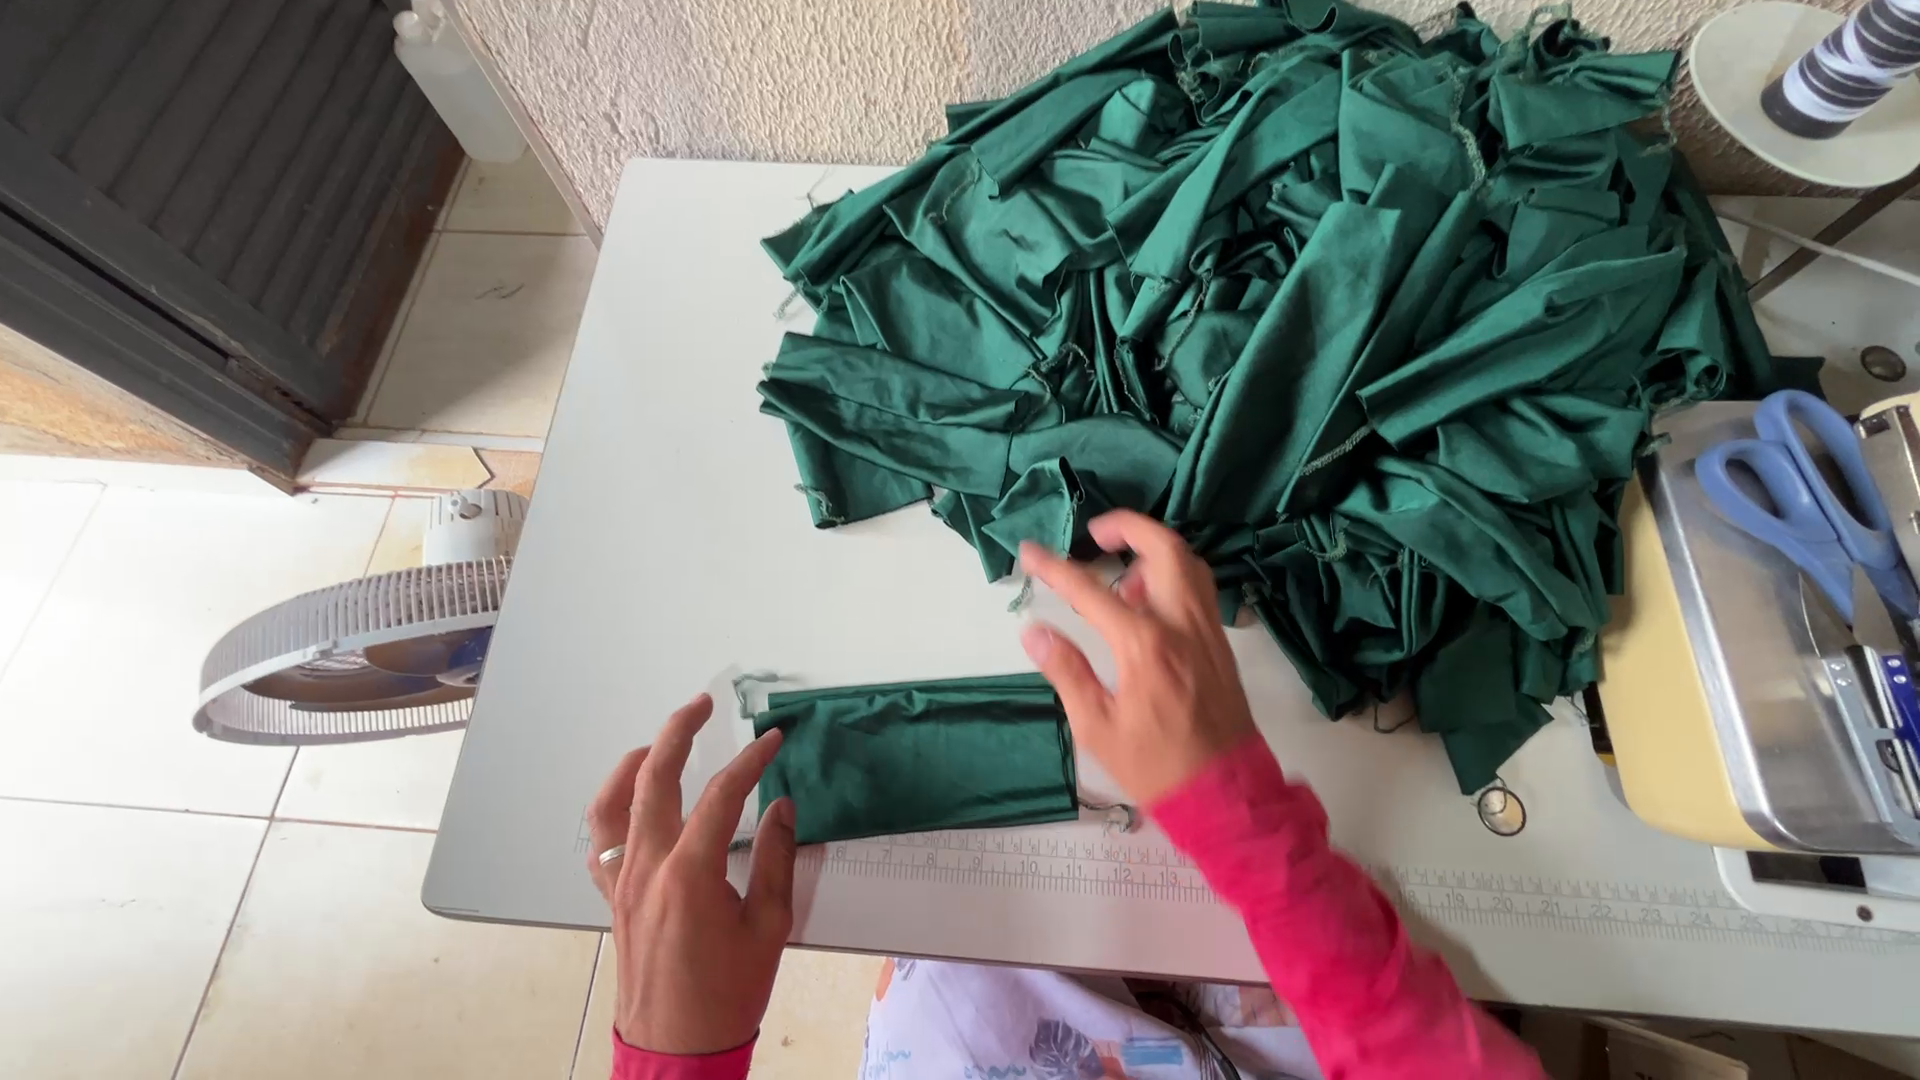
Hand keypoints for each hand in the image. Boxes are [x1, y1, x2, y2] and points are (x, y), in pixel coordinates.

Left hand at [586, 693, 795, 1054]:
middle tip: (702, 703)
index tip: (773, 739)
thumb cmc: (728, 992)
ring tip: (659, 741)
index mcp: (690, 874)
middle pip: (654, 779)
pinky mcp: (612, 899)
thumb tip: (781, 806)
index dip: (750, 761)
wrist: (676, 1052)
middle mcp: (647, 868)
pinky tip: (632, 798)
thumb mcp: (768, 925)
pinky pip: (600, 843)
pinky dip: (612, 808)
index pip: (721, 795)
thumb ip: (775, 858)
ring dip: (635, 763)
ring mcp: (622, 882)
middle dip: (678, 733)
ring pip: (613, 804)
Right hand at [1018, 510, 1257, 803]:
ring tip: (1123, 567)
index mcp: (1144, 645)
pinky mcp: (1220, 644)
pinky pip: (1200, 589)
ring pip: (1189, 563)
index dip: (1055, 568)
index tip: (1030, 551)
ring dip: (1155, 549)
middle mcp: (1181, 625)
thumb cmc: (1154, 766)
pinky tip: (1151, 598)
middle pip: (1164, 549)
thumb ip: (1066, 671)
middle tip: (1096, 532)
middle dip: (1128, 527)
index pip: (1090, 591)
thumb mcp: (1097, 726)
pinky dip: (1175, 574)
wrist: (1226, 796)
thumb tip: (1034, 630)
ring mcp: (1207, 631)